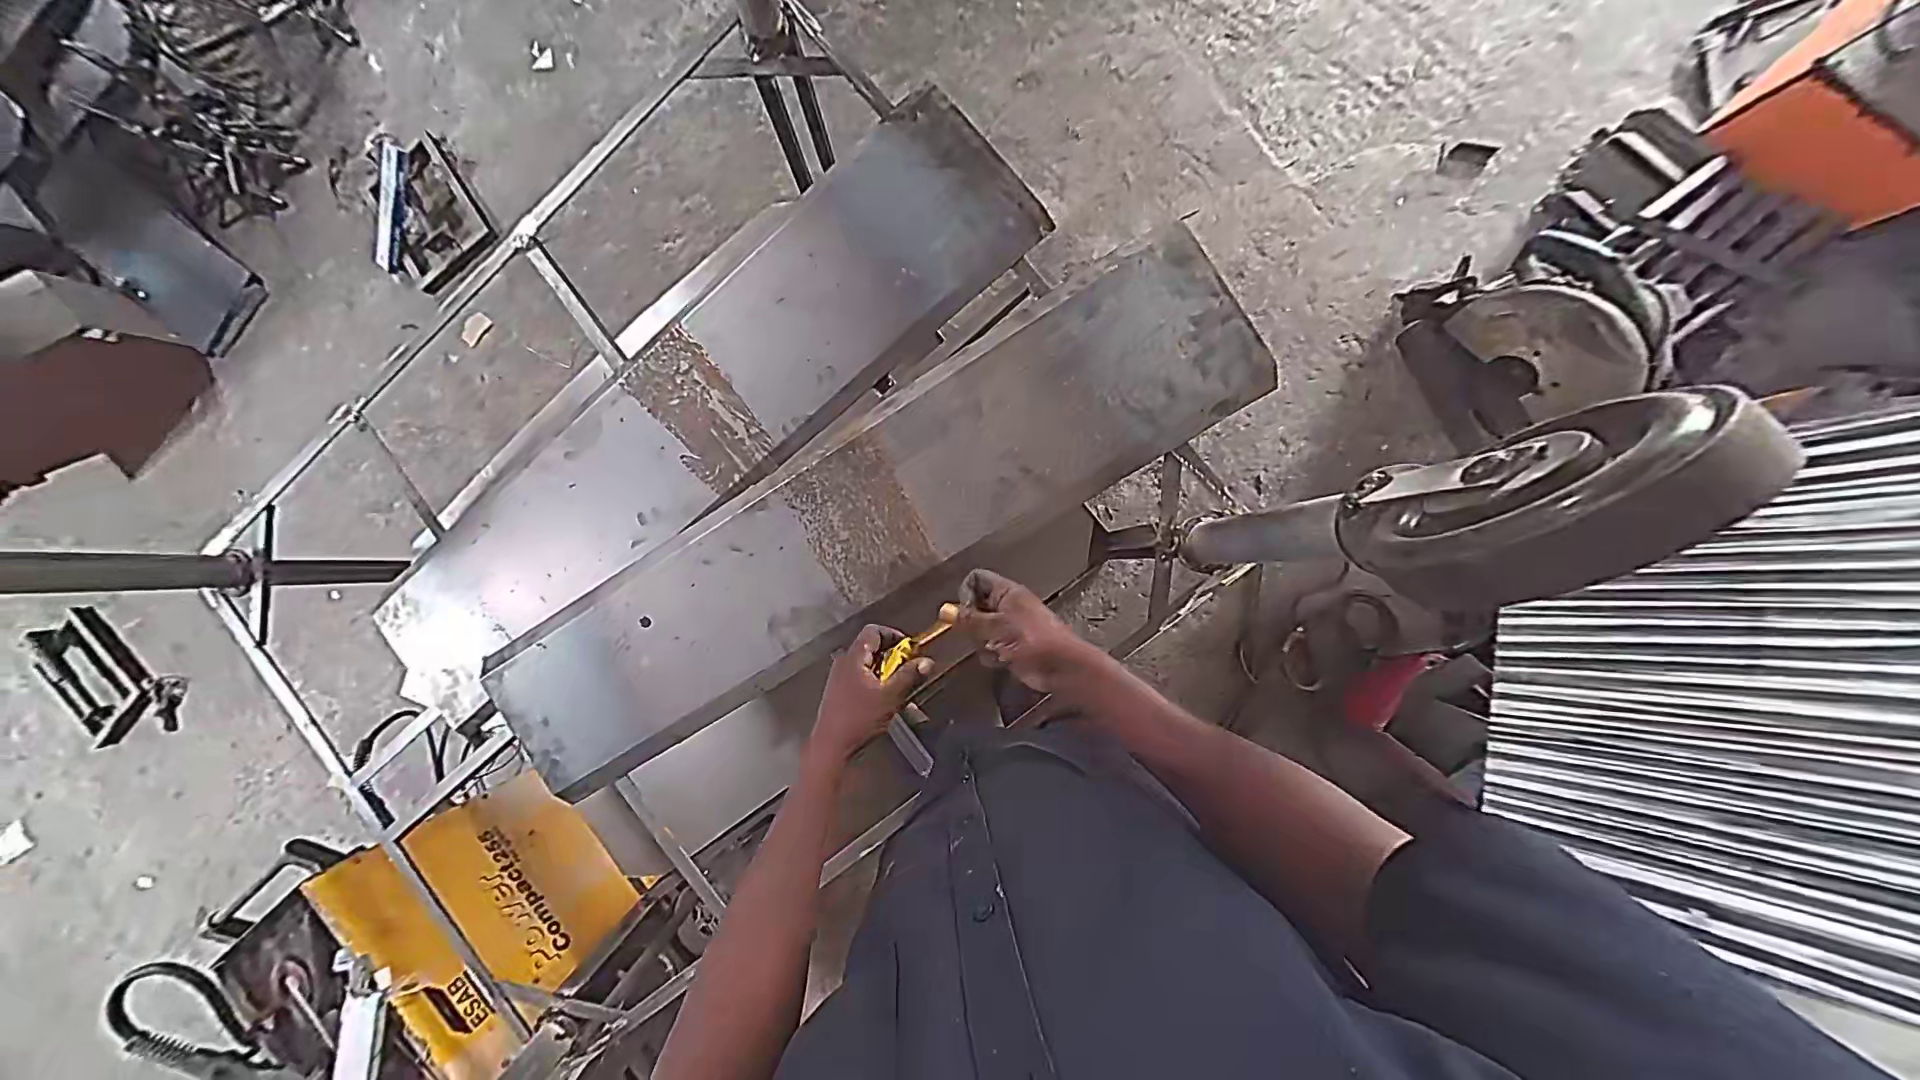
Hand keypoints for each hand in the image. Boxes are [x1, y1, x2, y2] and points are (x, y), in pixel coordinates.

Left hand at [807, 624, 932, 768]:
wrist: (832, 747)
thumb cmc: (859, 718)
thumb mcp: (890, 696)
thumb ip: (909, 676)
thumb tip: (926, 662)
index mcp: (853, 657)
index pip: (873, 631)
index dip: (894, 635)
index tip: (909, 649)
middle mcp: (843, 662)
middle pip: (871, 647)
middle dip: (893, 656)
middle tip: (908, 668)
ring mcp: (838, 678)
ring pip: (867, 664)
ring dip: (886, 671)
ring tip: (899, 686)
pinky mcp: (838, 693)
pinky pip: (861, 678)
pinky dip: (876, 682)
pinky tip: (884, 700)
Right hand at [955, 569, 1101, 693]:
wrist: (1061, 668)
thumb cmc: (1034, 641)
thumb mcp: (996, 627)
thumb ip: (969, 619)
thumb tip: (946, 611)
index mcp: (1007, 592)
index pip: (976, 580)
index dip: (965, 594)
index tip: (964, 612)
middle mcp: (1007, 605)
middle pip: (975, 607)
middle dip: (973, 625)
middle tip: (981, 634)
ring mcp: (1009, 626)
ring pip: (979, 630)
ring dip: (982, 643)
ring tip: (995, 649)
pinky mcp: (1011, 646)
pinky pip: (989, 647)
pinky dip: (991, 655)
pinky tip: (1001, 660)